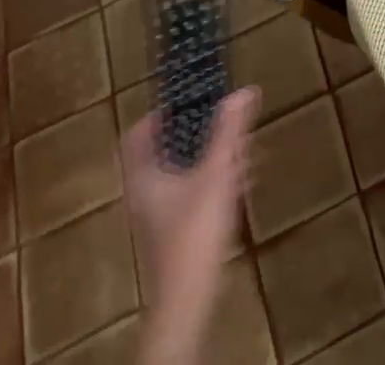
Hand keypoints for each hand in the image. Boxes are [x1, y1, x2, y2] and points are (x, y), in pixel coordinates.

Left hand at [123, 88, 259, 364]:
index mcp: (144, 176)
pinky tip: (244, 178)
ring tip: (245, 147)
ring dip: (213, 155)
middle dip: (199, 133)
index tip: (189, 100)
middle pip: (167, 151)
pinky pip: (195, 191)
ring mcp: (161, 212)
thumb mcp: (217, 173)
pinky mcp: (178, 228)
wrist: (190, 292)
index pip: (138, 135)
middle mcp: (147, 192)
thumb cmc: (195, 229)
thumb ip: (229, 132)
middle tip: (226, 121)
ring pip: (184, 171)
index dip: (160, 115)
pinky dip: (217, 177)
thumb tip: (242, 91)